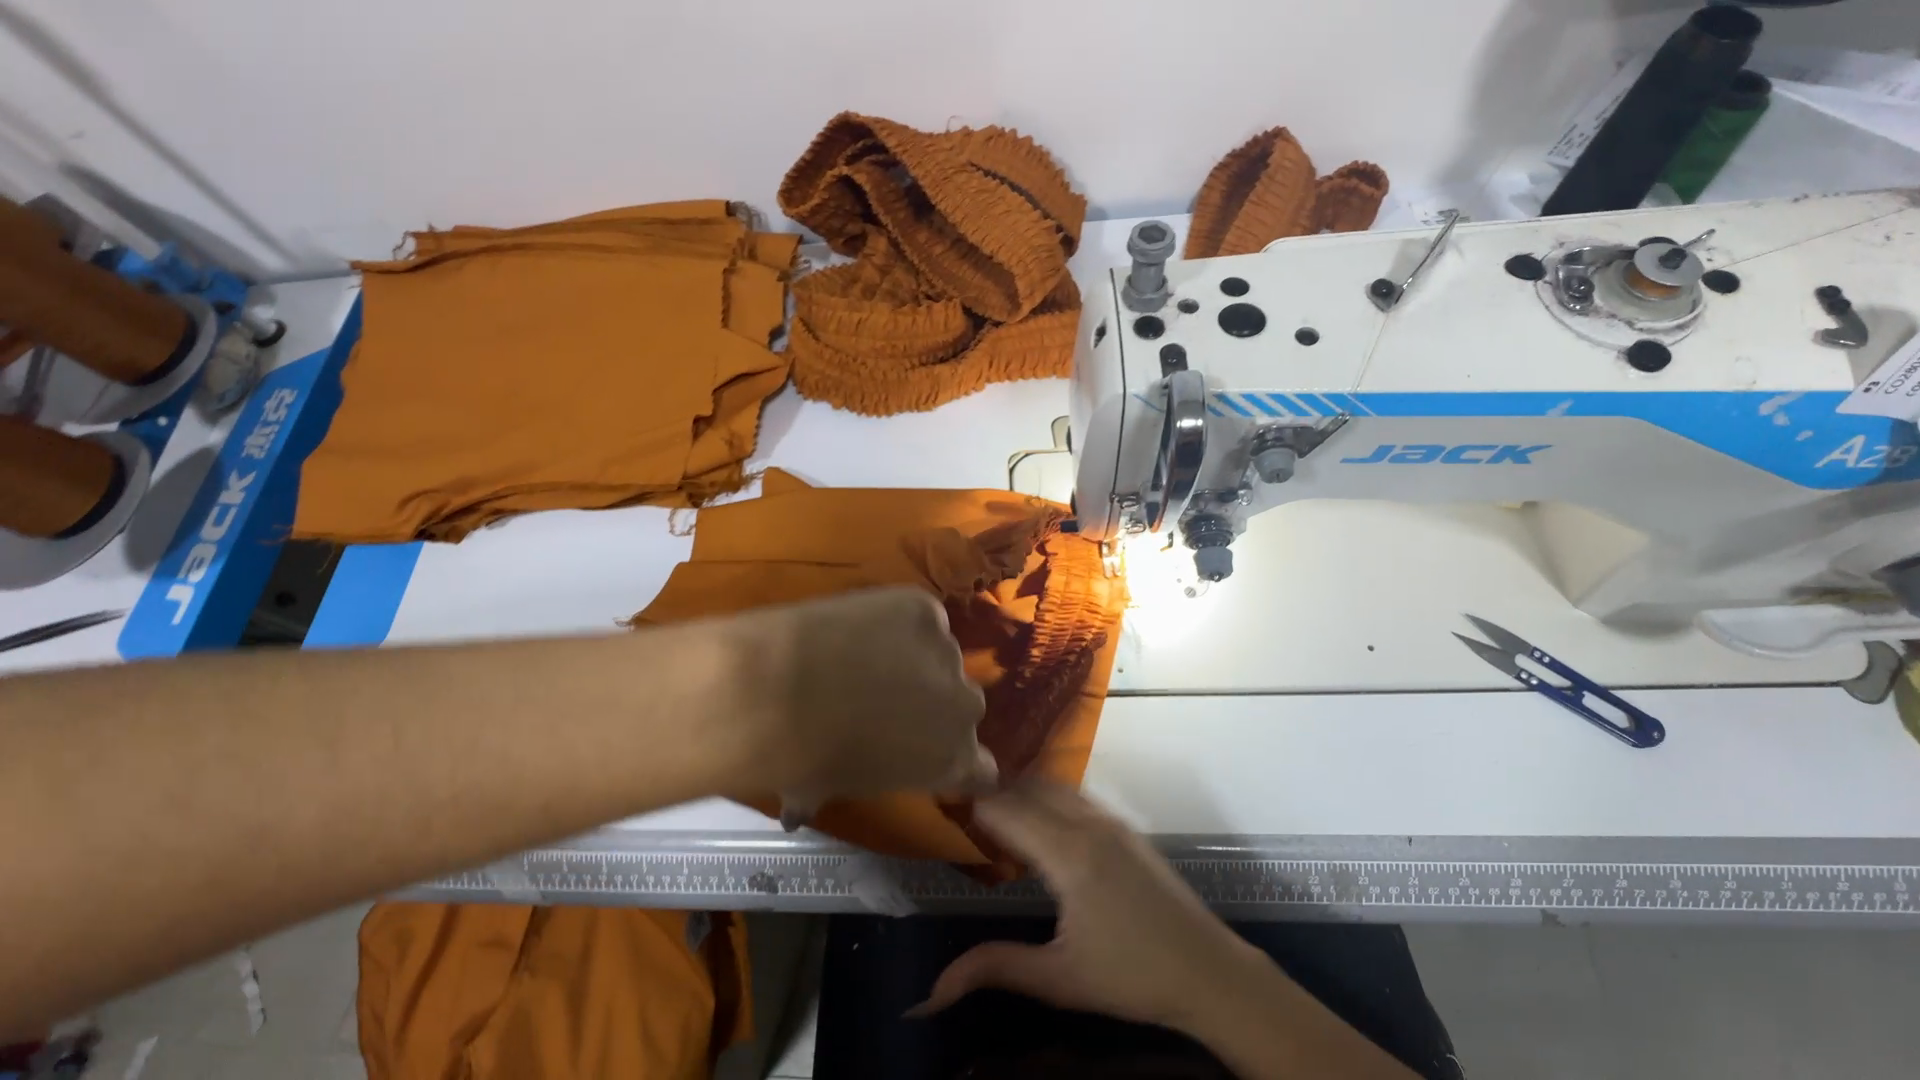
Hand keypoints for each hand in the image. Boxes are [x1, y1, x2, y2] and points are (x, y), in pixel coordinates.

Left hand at [721, 587, 991, 813]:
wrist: (777, 688)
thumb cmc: (802, 756)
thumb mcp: (823, 789)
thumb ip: (832, 795)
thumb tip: (799, 812)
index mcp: (951, 761)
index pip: (983, 768)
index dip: (962, 762)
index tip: (935, 752)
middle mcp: (963, 708)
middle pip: (962, 705)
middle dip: (934, 703)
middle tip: (887, 699)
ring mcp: (947, 652)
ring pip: (940, 655)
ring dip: (914, 658)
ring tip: (866, 656)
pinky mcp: (925, 609)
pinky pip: (920, 616)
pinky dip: (897, 620)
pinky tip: (862, 627)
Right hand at [911, 783, 1270, 1031]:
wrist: (1210, 972)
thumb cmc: (1133, 978)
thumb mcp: (1058, 979)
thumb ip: (995, 968)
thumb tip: (931, 991)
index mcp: (1070, 856)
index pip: (1006, 810)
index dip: (970, 804)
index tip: (939, 806)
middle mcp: (1090, 826)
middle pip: (1028, 788)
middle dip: (992, 793)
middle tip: (958, 813)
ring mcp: (1113, 823)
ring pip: (1055, 787)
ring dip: (1021, 793)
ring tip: (991, 818)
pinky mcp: (1128, 830)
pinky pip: (1076, 797)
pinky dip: (1046, 799)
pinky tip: (1037, 829)